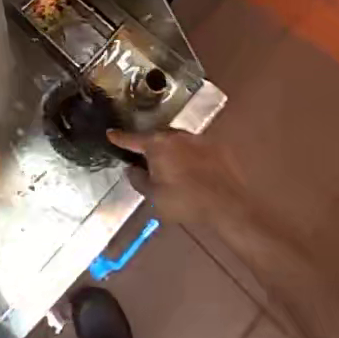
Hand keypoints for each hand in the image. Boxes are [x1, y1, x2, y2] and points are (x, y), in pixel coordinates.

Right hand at [107, 129, 249, 228]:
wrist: (227, 204)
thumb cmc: (185, 202)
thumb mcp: (154, 197)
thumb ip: (139, 180)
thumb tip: (131, 168)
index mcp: (157, 145)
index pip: (133, 139)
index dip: (120, 138)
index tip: (111, 133)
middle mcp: (176, 135)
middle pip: (156, 137)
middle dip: (149, 145)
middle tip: (144, 159)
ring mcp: (198, 138)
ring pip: (176, 140)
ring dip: (170, 150)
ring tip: (169, 166)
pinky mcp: (215, 146)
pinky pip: (194, 147)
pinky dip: (188, 155)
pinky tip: (191, 170)